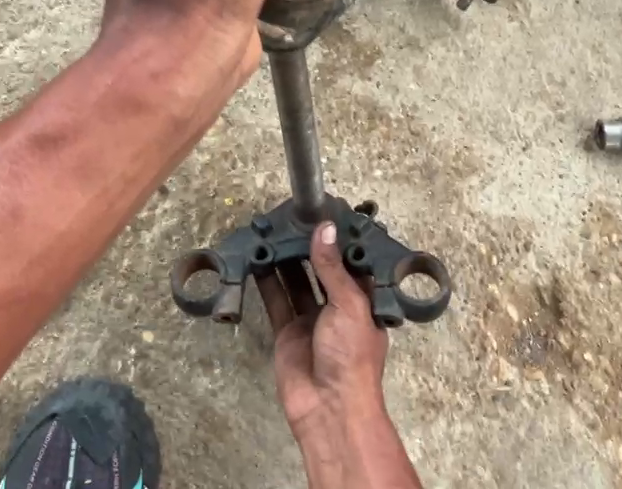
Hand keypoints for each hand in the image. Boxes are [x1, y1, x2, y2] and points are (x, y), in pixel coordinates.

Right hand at [258, 224, 420, 488]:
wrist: (330, 408)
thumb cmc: (351, 356)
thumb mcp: (348, 305)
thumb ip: (332, 267)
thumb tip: (324, 228)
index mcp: (363, 300)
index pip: (351, 262)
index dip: (339, 239)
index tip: (324, 212)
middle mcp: (338, 307)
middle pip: (321, 269)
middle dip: (308, 247)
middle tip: (291, 217)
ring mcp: (311, 319)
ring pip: (296, 281)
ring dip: (285, 260)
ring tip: (272, 230)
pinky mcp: (288, 332)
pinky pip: (277, 301)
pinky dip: (267, 281)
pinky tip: (258, 259)